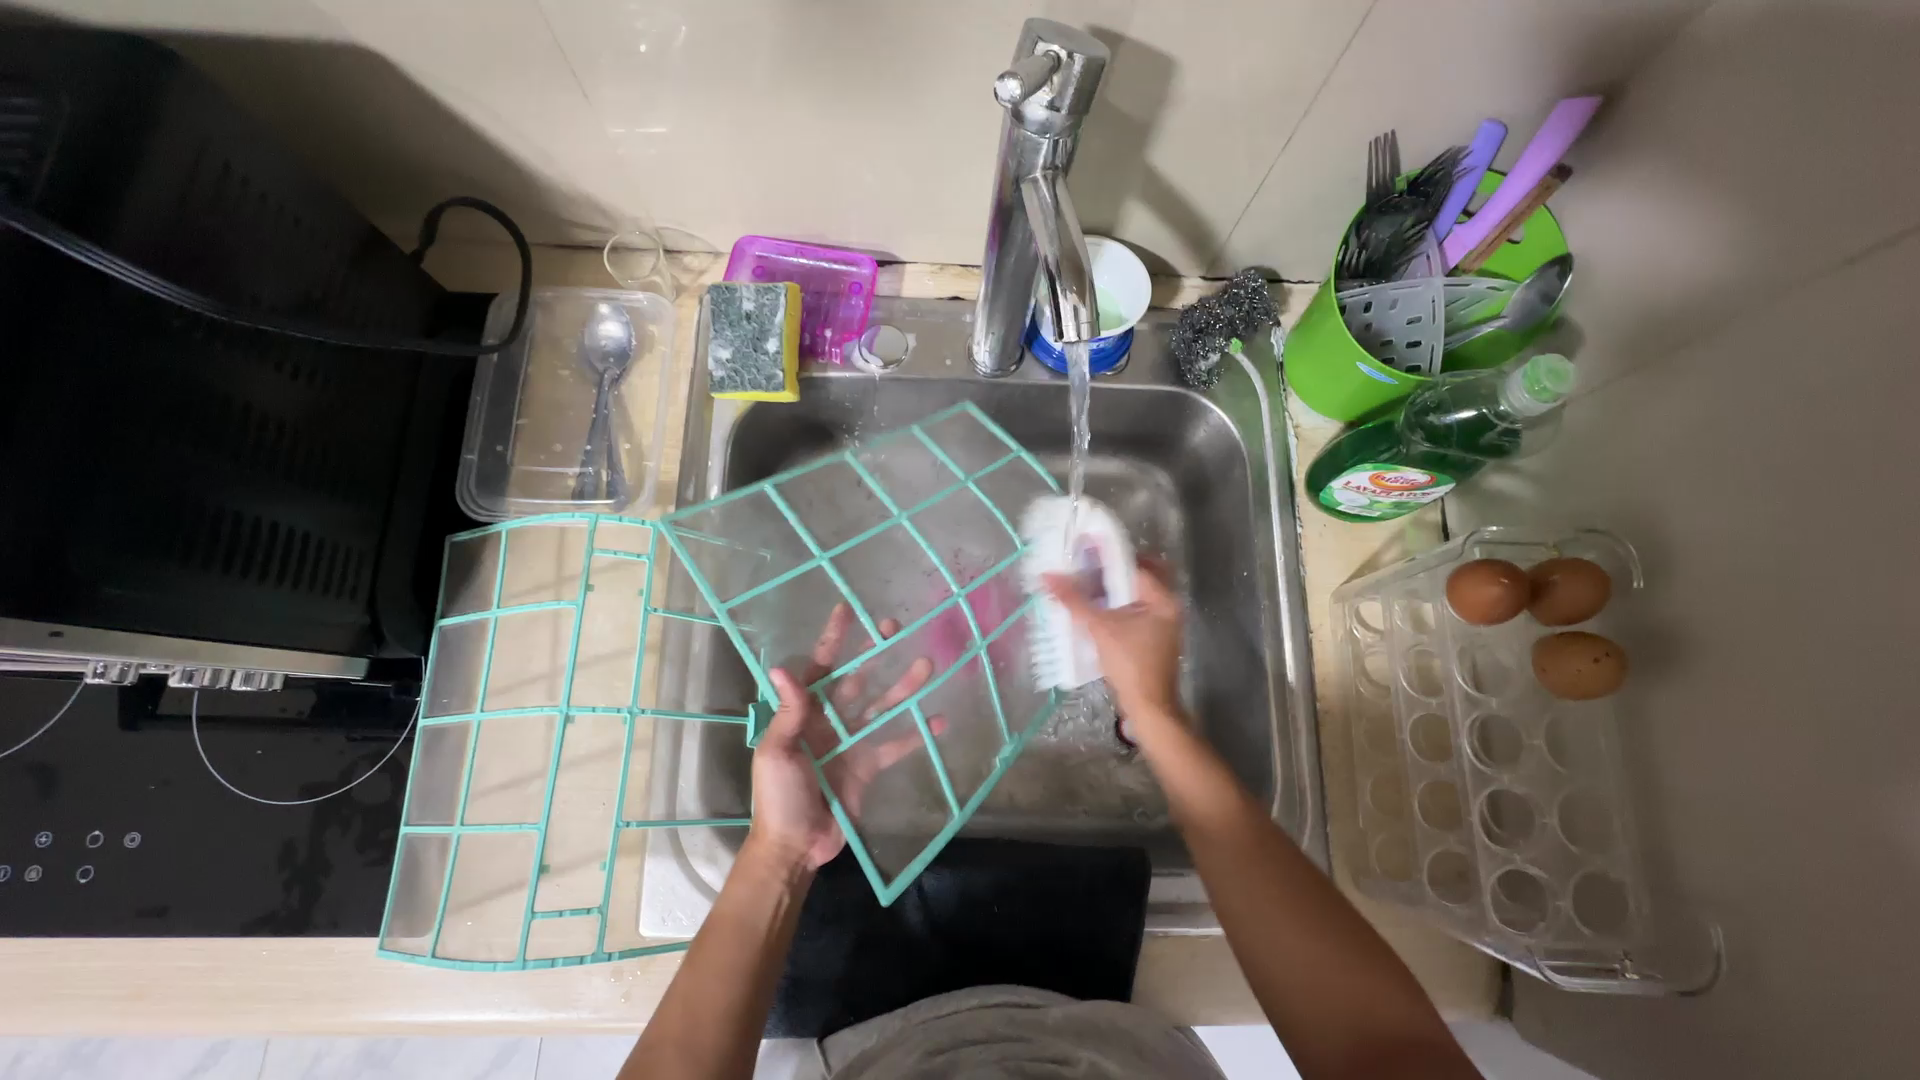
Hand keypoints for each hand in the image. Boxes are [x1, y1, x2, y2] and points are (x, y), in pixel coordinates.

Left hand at [749, 604, 942, 873]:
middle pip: (855, 680)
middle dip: (874, 654)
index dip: (832, 640)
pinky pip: (895, 745)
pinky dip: (916, 734)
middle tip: (893, 627)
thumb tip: (782, 667)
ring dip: (903, 687)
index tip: (846, 611)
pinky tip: (939, 720)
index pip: (819, 668)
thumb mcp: (777, 751)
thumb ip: (787, 712)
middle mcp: (829, 722)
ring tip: (927, 665)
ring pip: (881, 707)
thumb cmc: (778, 796)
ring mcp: (851, 744)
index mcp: (803, 714)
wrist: (796, 845)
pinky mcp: (868, 767)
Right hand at [1044, 557, 1186, 726]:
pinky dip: (1118, 604)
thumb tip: (1047, 576)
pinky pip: (1137, 609)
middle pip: (1140, 575)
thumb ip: (1074, 601)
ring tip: (1086, 584)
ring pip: (1138, 593)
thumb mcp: (1099, 629)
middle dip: (1113, 570)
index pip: (1134, 564)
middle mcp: (1168, 605)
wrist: (1148, 706)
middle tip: (1087, 567)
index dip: (1107, 556)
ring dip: (1114, 587)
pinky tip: (1096, 608)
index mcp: (1162, 598)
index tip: (1083, 551)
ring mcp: (1164, 621)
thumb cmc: (1129, 664)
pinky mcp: (1155, 635)